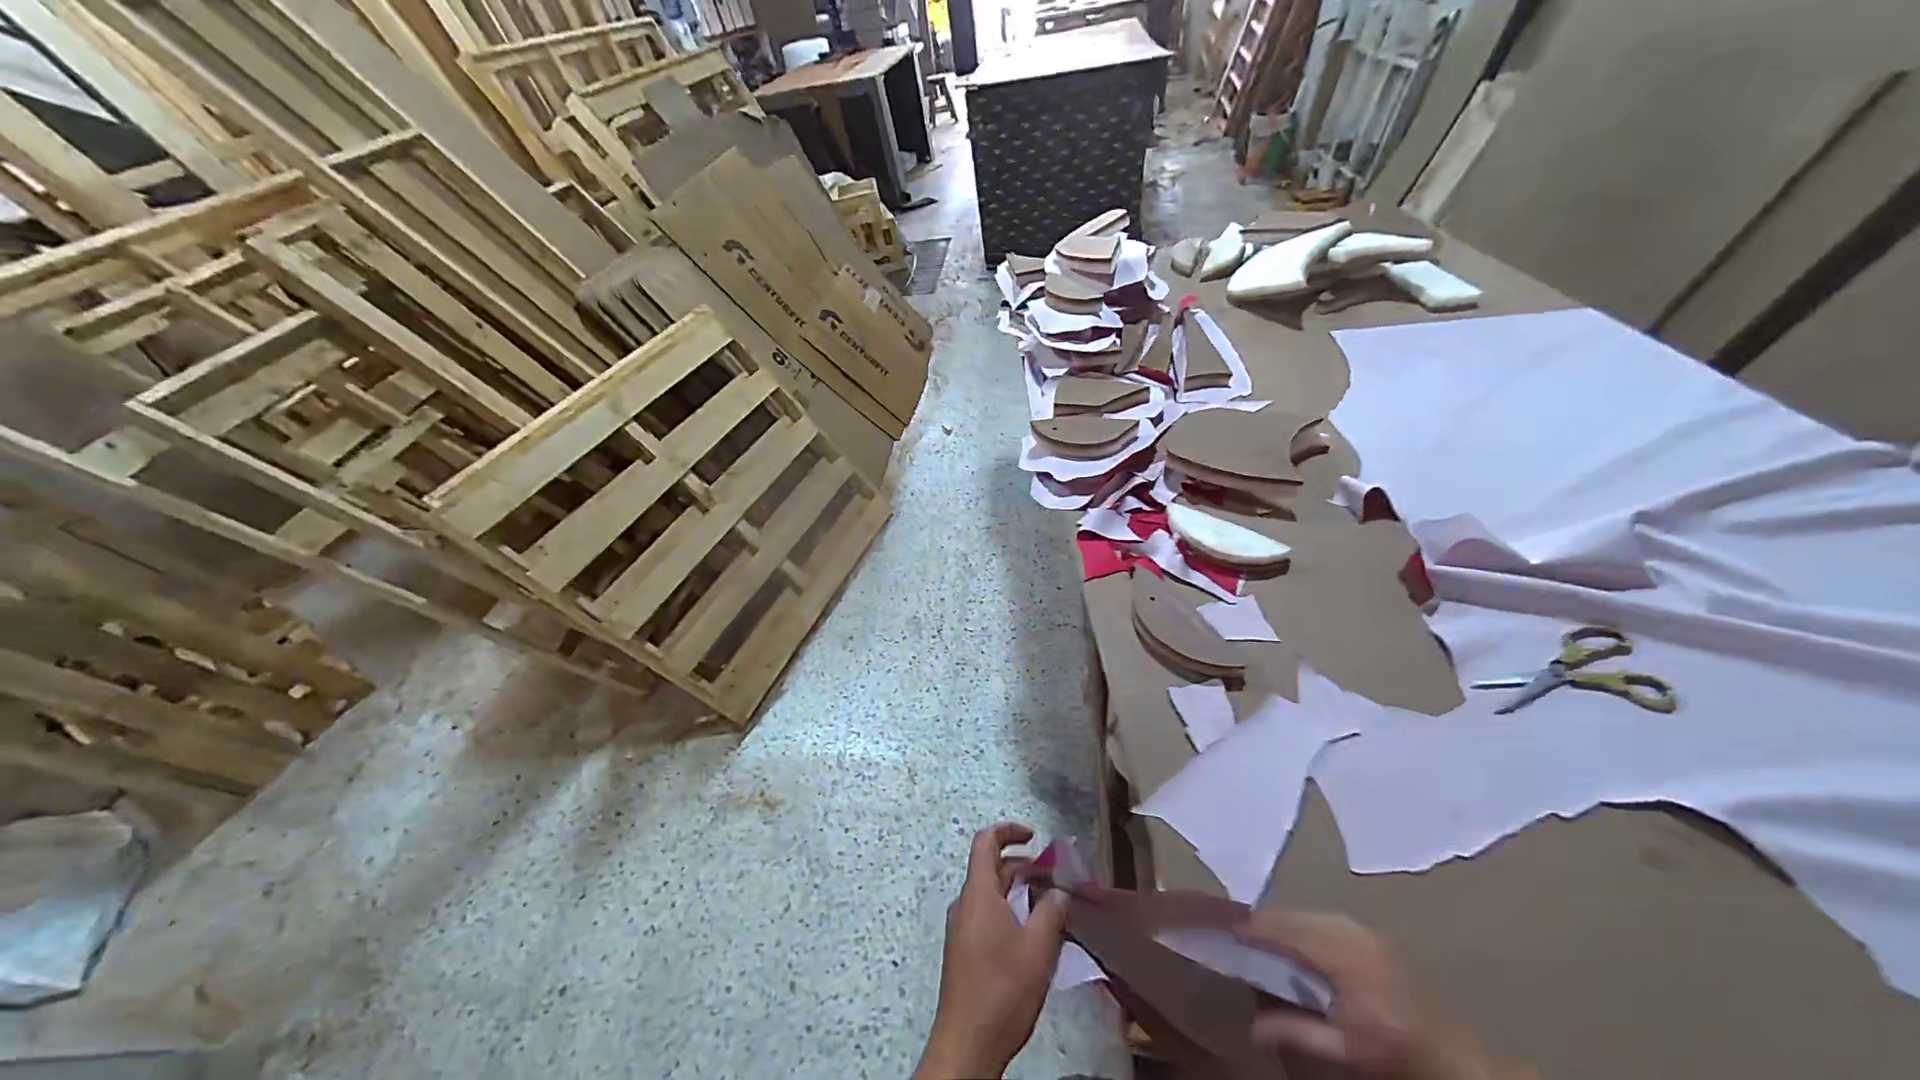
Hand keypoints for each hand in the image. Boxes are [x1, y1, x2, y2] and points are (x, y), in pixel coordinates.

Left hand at [912, 823, 1067, 1079]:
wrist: (967, 1044)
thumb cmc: (1002, 989)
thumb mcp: (1038, 947)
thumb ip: (1052, 912)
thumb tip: (1059, 892)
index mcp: (978, 893)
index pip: (986, 842)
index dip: (1009, 831)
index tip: (1035, 836)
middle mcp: (966, 904)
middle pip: (992, 868)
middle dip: (1025, 866)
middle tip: (1058, 878)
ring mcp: (963, 928)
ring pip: (993, 895)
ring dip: (1021, 892)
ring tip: (1053, 907)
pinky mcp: (966, 951)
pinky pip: (989, 916)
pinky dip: (1012, 912)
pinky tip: (1036, 936)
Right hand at [1237, 912, 1535, 1079]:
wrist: (1451, 1055)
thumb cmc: (1394, 1050)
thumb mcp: (1346, 1049)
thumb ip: (1297, 1032)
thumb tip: (1251, 1027)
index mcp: (1343, 955)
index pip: (1287, 930)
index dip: (1254, 928)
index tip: (1225, 928)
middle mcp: (1352, 933)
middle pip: (1296, 916)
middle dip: (1265, 921)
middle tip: (1235, 929)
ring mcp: (1365, 931)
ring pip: (1310, 914)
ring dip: (1284, 921)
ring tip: (1258, 932)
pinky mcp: (1372, 936)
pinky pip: (1326, 918)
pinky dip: (1303, 924)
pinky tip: (1294, 937)